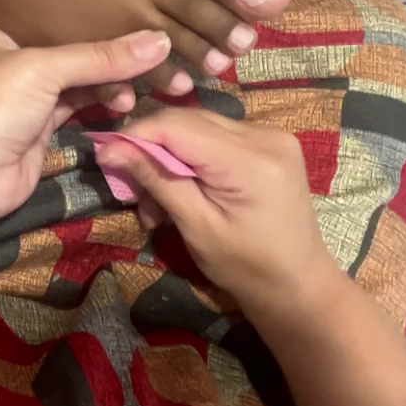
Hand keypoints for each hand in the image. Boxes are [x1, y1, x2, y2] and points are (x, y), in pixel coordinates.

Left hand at [0, 26, 170, 242]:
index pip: (60, 20)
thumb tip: (161, 40)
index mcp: (4, 35)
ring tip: (138, 91)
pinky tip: (126, 103)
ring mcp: (28, 97)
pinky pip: (79, 108)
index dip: (100, 20)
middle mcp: (16, 62)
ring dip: (111, 84)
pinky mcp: (41, 129)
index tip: (146, 21)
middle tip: (159, 63)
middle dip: (114, 58)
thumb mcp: (44, 70)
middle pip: (74, 52)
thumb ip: (100, 57)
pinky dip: (102, 104)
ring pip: (80, 82)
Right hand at [94, 109, 341, 310]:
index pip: (176, 126)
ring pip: (195, 124)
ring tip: (154, 197)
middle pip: (185, 119)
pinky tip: (181, 185)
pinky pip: (212, 134)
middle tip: (129, 186)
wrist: (300, 285)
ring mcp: (269, 134)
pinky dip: (188, 155)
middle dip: (149, 147)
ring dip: (166, 153)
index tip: (105, 158)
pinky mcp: (267, 140)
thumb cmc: (247, 267)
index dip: (135, 135)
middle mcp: (264, 135)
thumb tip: (109, 149)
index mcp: (250, 160)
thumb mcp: (195, 226)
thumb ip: (156, 179)